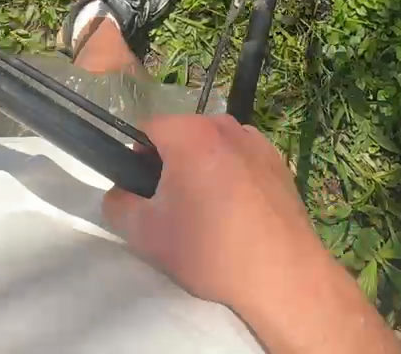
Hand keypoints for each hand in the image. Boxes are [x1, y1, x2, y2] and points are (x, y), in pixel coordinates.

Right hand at [102, 115, 400, 353]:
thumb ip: (117, 205)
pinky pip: (241, 158)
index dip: (138, 159)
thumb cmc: (210, 249)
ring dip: (205, 168)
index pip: (147, 130)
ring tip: (213, 214)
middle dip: (173, 164)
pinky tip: (241, 213)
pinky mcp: (278, 160)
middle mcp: (221, 124)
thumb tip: (118, 193)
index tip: (147, 192)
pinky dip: (235, 175)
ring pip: (213, 147)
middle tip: (177, 208)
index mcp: (187, 133)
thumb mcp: (146, 234)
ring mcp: (254, 139)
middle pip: (182, 136)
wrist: (283, 276)